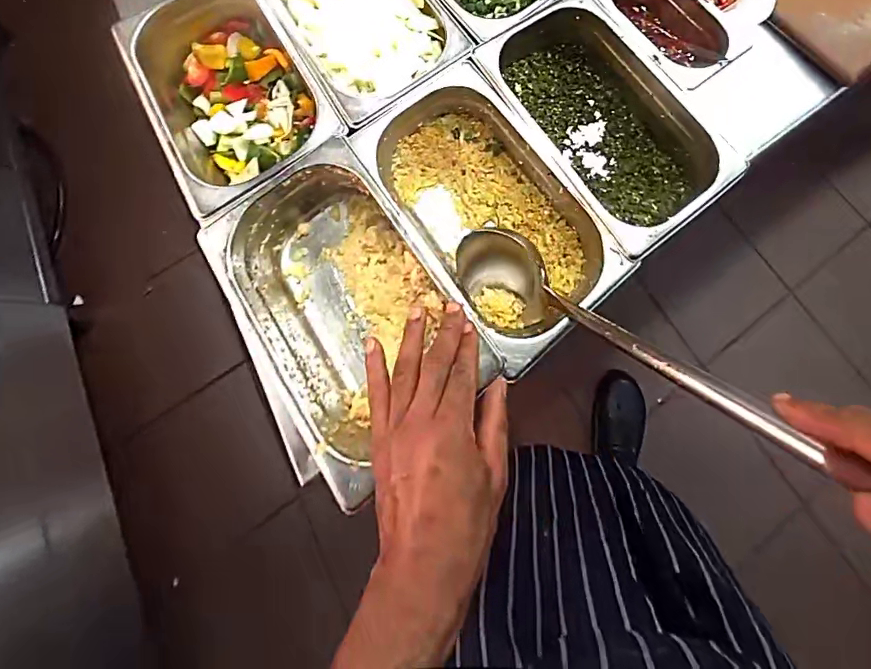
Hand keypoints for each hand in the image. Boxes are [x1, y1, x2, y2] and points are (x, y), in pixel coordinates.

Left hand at [332, 304, 507, 668]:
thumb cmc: (464, 525)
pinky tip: (374, 347)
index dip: (466, 345)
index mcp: (452, 426)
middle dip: (443, 332)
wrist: (422, 564)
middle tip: (448, 306)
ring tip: (416, 312)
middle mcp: (420, 420)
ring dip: (410, 339)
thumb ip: (494, 422)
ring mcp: (396, 430)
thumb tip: (497, 387)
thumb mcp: (494, 472)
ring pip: (404, 372)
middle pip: (433, 365)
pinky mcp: (379, 443)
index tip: (468, 323)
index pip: (461, 372)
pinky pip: (376, 398)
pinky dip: (374, 370)